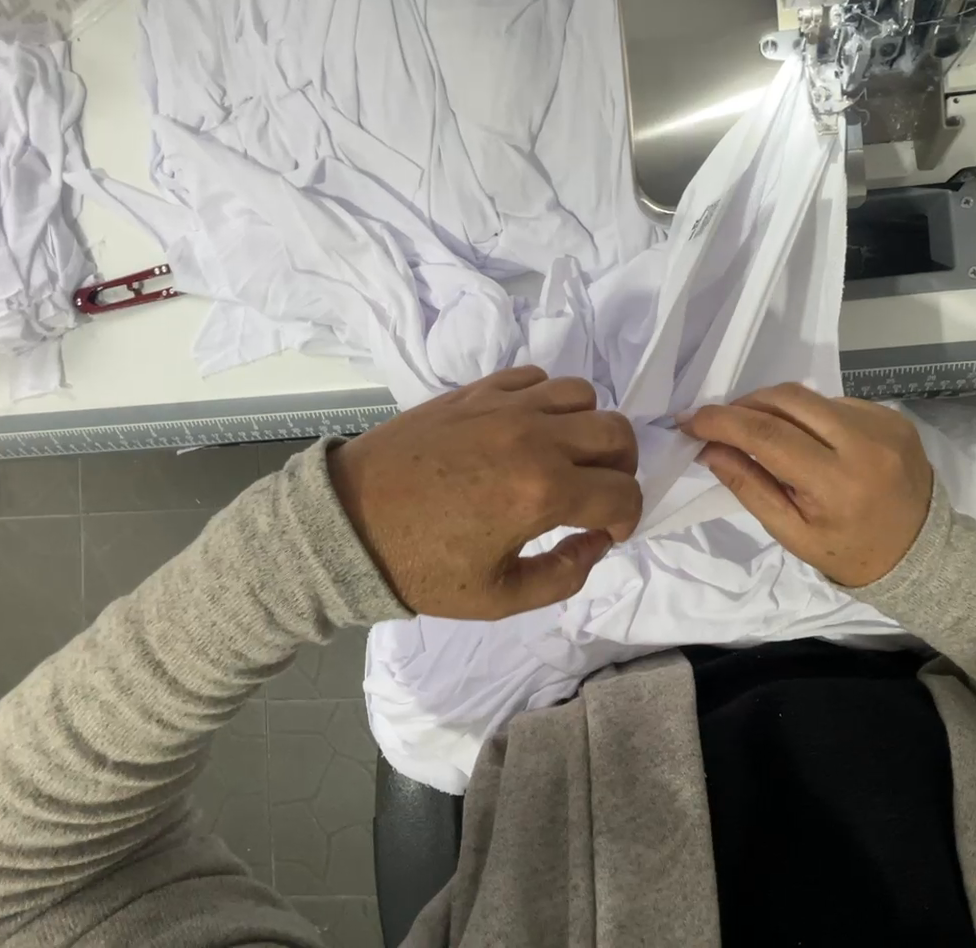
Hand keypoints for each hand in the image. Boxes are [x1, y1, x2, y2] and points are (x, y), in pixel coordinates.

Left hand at [328, 366, 641, 619]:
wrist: (347, 524)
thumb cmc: (420, 567)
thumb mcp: (498, 598)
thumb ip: (564, 576)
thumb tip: (597, 542)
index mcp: (541, 491)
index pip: (623, 493)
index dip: (628, 518)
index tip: (607, 533)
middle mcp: (533, 437)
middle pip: (617, 432)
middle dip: (622, 469)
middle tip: (597, 494)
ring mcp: (504, 406)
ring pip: (583, 394)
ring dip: (588, 428)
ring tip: (564, 457)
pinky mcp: (476, 390)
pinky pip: (536, 377)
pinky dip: (547, 401)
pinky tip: (527, 430)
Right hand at [681, 384, 932, 586]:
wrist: (921, 554)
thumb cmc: (848, 552)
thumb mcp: (791, 532)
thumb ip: (749, 486)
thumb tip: (709, 448)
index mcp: (837, 482)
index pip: (768, 435)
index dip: (723, 422)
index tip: (690, 420)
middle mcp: (864, 443)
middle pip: (787, 400)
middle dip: (744, 405)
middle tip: (719, 422)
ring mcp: (883, 423)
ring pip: (809, 397)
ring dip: (774, 407)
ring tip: (757, 430)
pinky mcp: (892, 416)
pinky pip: (834, 402)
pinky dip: (808, 414)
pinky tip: (804, 437)